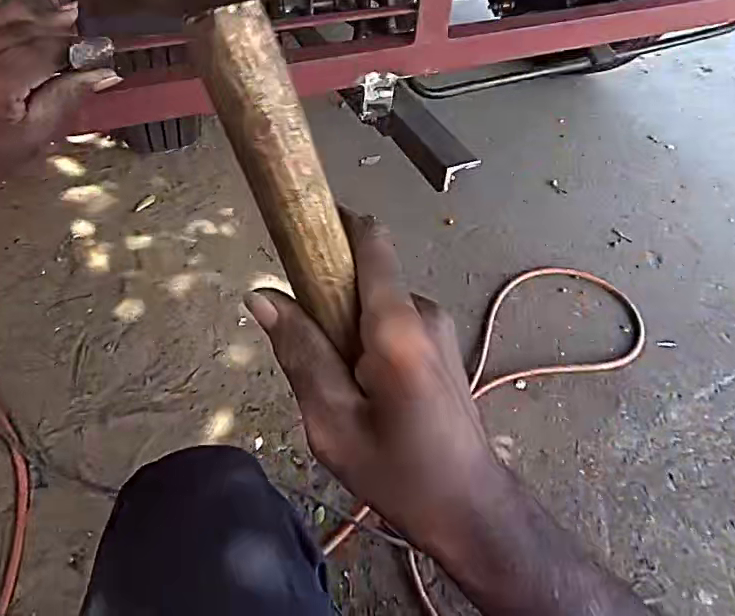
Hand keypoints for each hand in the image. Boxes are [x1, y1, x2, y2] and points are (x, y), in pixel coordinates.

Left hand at [0, 3, 117, 210]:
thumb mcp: (32, 139)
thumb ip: (66, 97)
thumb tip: (102, 71)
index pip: (45, 49)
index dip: (78, 47)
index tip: (103, 49)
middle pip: (26, 27)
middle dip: (62, 30)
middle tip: (90, 37)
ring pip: (5, 17)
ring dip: (40, 20)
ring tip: (68, 26)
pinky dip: (12, 23)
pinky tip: (32, 29)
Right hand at [249, 216, 648, 614]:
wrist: (475, 513)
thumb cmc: (401, 472)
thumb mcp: (332, 422)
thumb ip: (298, 351)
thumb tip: (260, 295)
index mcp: (396, 325)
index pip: (369, 240)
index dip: (334, 221)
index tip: (298, 227)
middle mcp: (423, 310)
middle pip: (363, 271)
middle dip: (327, 293)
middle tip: (308, 347)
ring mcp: (437, 323)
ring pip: (374, 297)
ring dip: (346, 320)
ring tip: (339, 379)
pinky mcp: (440, 339)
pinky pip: (391, 316)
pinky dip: (367, 333)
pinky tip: (364, 385)